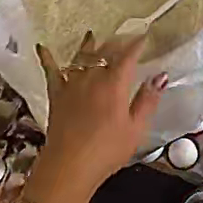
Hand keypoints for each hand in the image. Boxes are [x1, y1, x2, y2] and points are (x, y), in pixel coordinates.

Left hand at [29, 33, 167, 202]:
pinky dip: (48, 59)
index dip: (136, 44)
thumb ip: (147, 100)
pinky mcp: (56, 96)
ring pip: (80, 58)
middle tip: (123, 38)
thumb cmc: (106, 150)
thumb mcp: (136, 128)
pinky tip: (42, 48)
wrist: (69, 166)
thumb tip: (160, 77)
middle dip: (115, 43)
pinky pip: (51, 72)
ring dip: (88, 46)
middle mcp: (92, 79)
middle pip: (104, 53)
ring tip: (92, 35)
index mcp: (114, 85)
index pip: (128, 56)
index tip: (143, 36)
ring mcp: (71, 86)